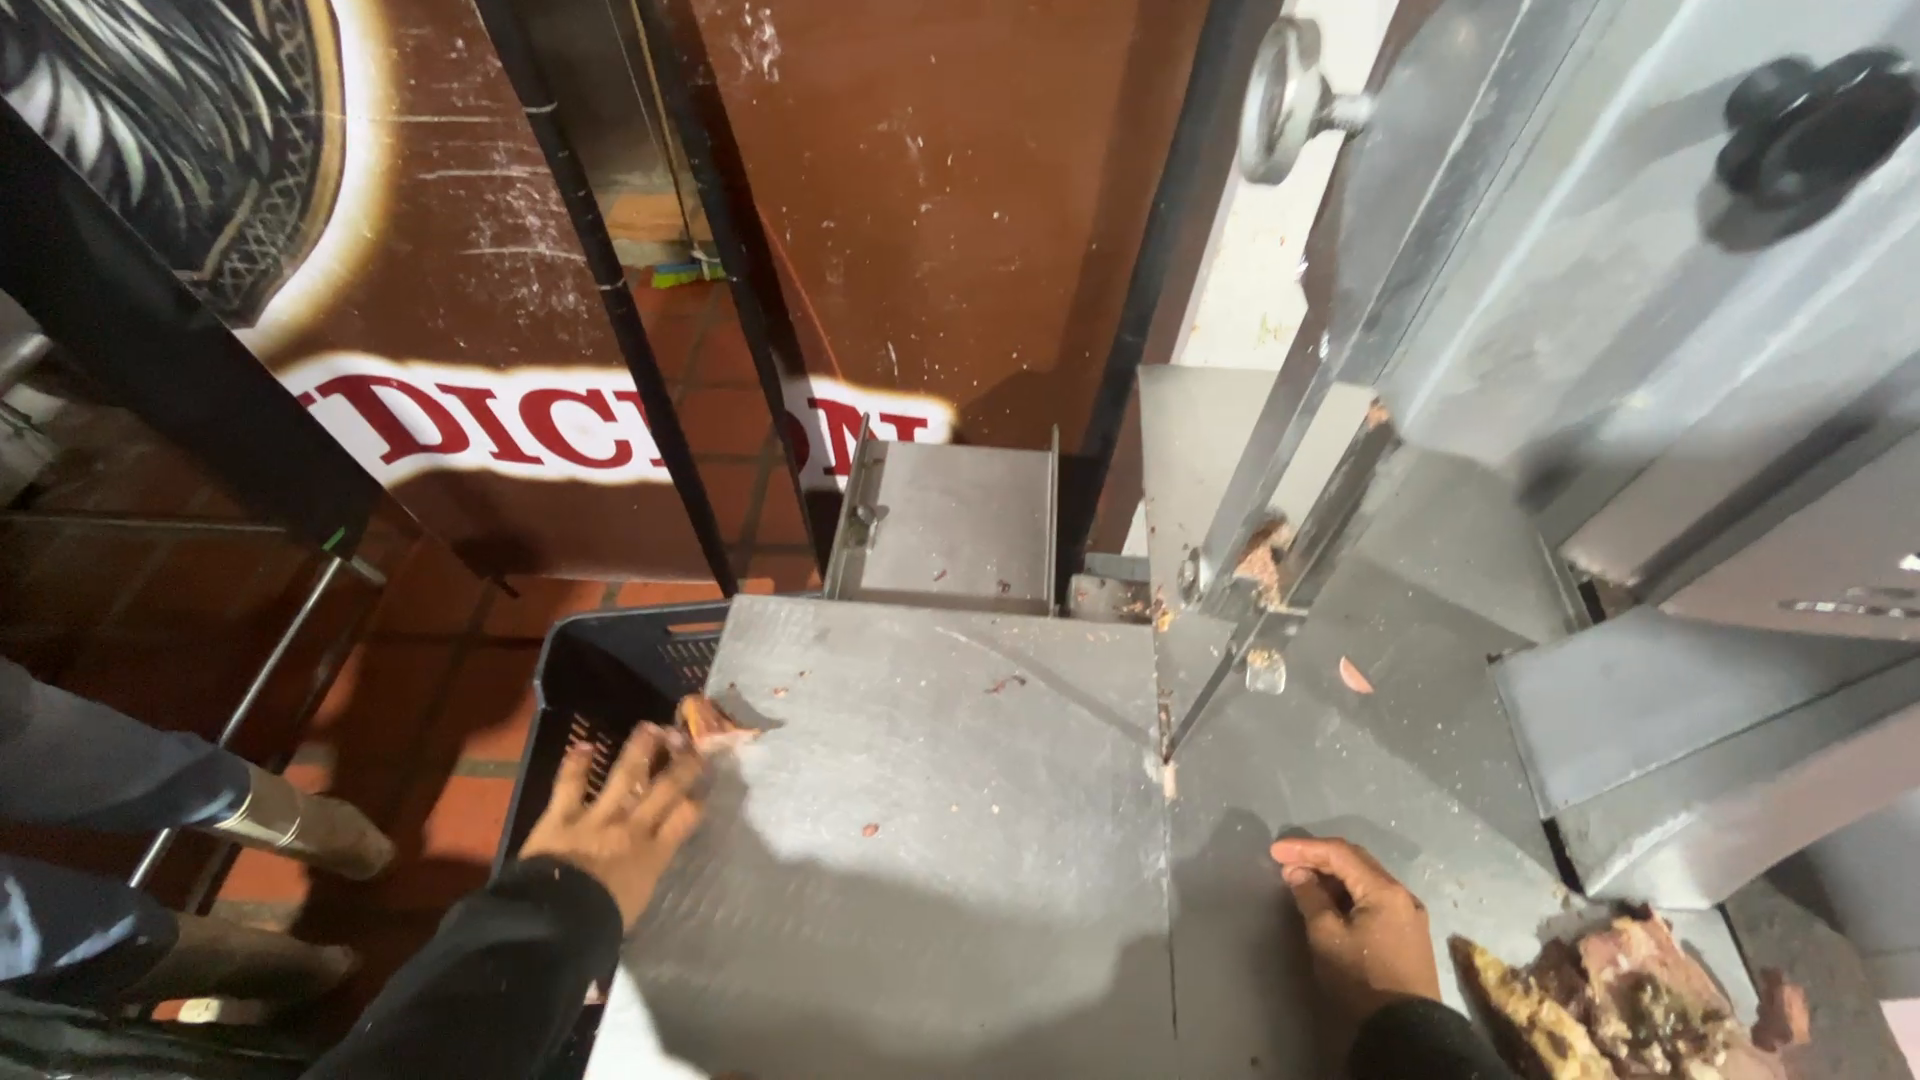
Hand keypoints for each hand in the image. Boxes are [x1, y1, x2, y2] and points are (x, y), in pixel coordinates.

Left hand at [520, 724, 706, 928]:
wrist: (555, 922)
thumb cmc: (598, 926)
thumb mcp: (635, 905)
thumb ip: (642, 880)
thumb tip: (642, 877)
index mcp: (653, 855)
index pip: (686, 817)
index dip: (697, 798)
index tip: (704, 785)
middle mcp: (633, 828)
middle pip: (665, 788)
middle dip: (681, 763)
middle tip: (690, 741)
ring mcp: (598, 818)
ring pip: (625, 776)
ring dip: (639, 750)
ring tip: (650, 727)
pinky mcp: (561, 817)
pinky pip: (570, 786)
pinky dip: (576, 765)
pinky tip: (583, 746)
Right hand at [1269, 836, 1440, 1027]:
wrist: (1407, 1031)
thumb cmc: (1362, 979)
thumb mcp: (1326, 936)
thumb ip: (1310, 897)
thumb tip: (1297, 873)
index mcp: (1384, 891)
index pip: (1339, 853)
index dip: (1304, 848)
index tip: (1275, 851)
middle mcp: (1402, 894)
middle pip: (1355, 860)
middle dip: (1318, 857)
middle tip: (1287, 861)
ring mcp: (1408, 912)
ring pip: (1365, 877)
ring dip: (1333, 874)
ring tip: (1302, 878)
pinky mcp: (1407, 930)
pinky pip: (1373, 895)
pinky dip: (1348, 890)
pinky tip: (1329, 898)